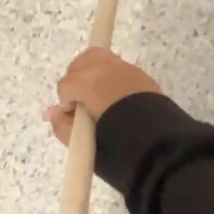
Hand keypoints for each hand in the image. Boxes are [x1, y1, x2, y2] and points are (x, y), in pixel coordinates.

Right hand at [43, 47, 162, 144]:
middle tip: (81, 105)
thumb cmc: (117, 150)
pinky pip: (120, 71)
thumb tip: (52, 113)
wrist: (160, 152)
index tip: (74, 120)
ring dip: (94, 76)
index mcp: (90, 83)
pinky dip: (112, 81)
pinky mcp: (144, 78)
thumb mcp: (85, 144)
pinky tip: (116, 103)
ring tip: (97, 101)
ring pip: (102, 61)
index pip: (67, 84)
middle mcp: (108, 70)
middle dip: (77, 80)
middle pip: (83, 62)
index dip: (66, 102)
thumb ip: (64, 126)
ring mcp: (128, 71)